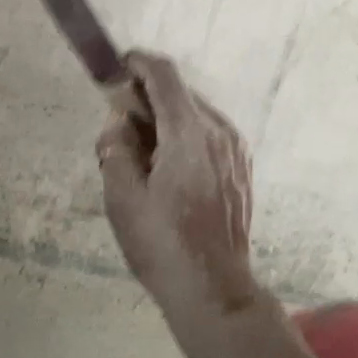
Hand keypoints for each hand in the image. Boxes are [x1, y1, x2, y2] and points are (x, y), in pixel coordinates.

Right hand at [97, 51, 259, 326]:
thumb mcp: (122, 197)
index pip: (164, 75)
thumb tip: (120, 122)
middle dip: (147, 99)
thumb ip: (116, 148)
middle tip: (120, 127)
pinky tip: (169, 170)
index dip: (139, 64)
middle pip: (179, 94)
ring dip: (166, 119)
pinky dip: (185, 136)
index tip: (117, 68)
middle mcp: (218, 131)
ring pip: (194, 114)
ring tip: (143, 155)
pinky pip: (209, 134)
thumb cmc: (162, 245)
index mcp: (188, 133)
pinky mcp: (242, 168)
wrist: (215, 292)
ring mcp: (236, 149)